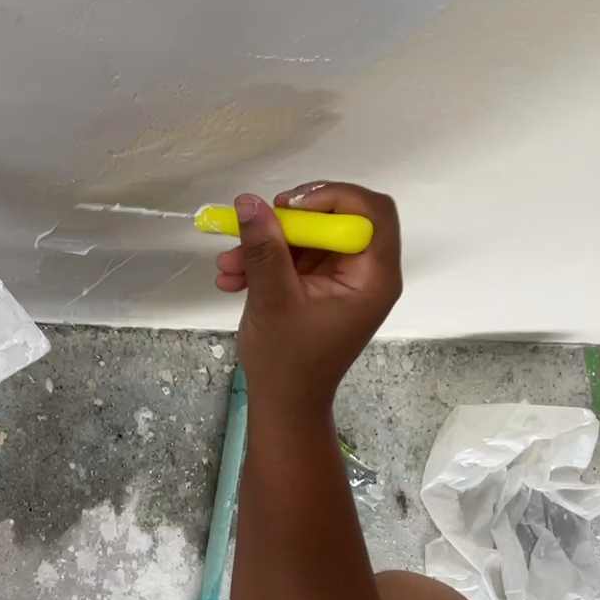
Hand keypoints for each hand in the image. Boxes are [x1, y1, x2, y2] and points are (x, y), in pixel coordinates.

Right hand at [214, 182, 401, 415]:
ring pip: (306, 240)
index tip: (287, 207)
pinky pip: (293, 260)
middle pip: (333, 221)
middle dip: (285, 225)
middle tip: (253, 227)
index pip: (370, 213)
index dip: (331, 198)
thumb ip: (264, 250)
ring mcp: (338, 280)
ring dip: (264, 247)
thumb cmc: (288, 359)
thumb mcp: (273, 299)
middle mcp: (362, 273)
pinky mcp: (316, 288)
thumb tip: (248, 203)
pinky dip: (263, 264)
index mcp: (372, 277)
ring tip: (226, 265)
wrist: (282, 401)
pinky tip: (231, 278)